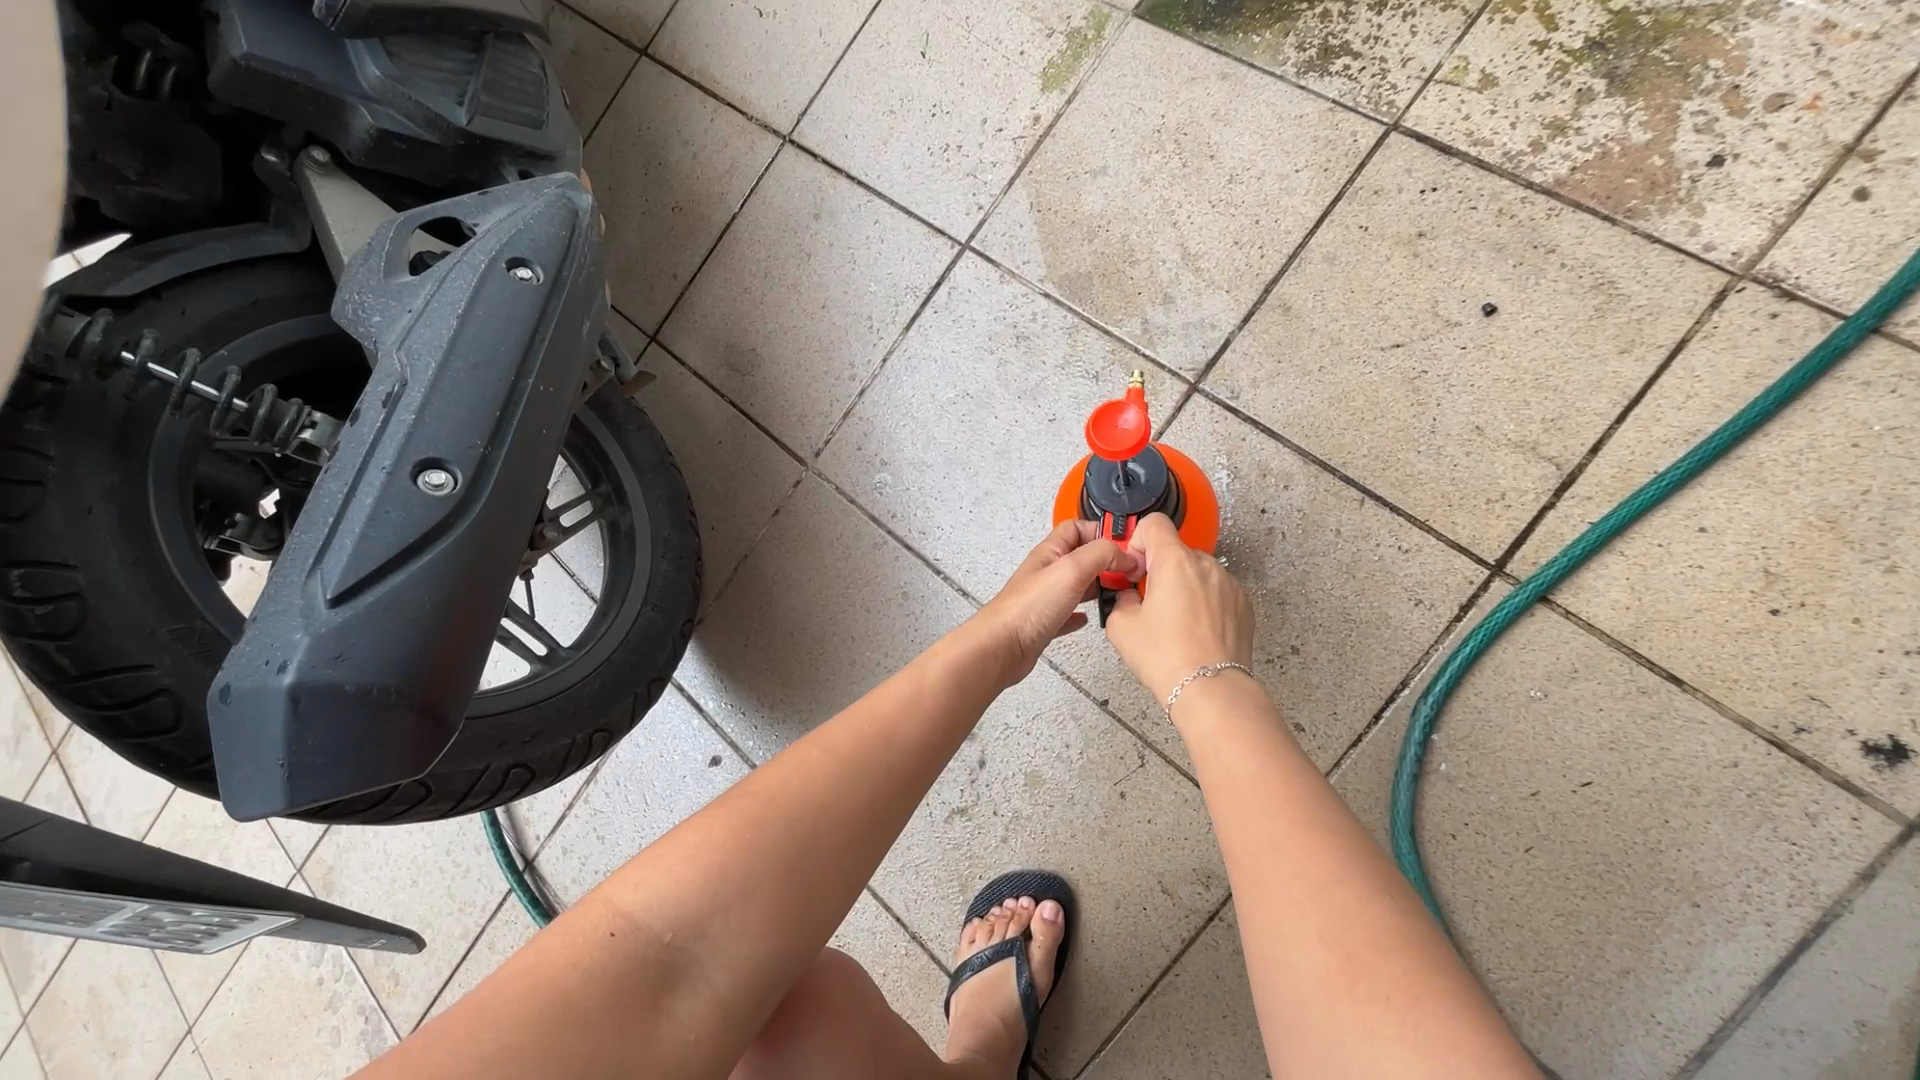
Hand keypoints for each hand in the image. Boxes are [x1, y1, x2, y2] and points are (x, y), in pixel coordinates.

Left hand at [969, 520, 1139, 684]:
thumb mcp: (1071, 569)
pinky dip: (1080, 613)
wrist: (1002, 647)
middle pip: (1080, 556)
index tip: (1126, 544)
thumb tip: (1124, 553)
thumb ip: (1101, 554)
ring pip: (1076, 585)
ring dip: (1097, 586)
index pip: (1077, 527)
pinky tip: (1088, 618)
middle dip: (1105, 560)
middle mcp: (1047, 572)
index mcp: (1050, 552)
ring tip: (1117, 592)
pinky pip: (1067, 613)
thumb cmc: (1027, 608)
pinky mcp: (1045, 623)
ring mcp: (1045, 598)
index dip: (1101, 531)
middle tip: (1128, 571)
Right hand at [1104, 513, 1254, 703]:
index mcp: (1174, 562)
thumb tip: (1129, 597)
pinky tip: (1193, 631)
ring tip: (1173, 623)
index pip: (1154, 523)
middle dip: (1159, 570)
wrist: (1209, 688)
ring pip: (1197, 572)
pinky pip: (1216, 592)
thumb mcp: (1121, 626)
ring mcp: (1228, 584)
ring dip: (1183, 587)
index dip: (1138, 541)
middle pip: (1176, 551)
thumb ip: (1121, 599)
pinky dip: (1204, 603)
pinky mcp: (1243, 604)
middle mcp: (1206, 565)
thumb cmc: (1168, 657)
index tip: (1135, 567)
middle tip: (1148, 602)